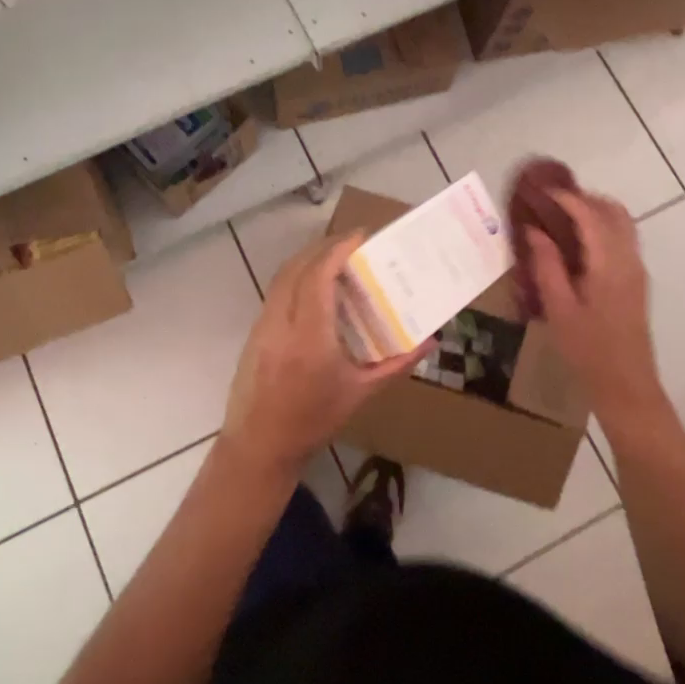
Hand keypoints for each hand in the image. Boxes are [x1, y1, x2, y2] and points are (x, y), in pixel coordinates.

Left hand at [219, 233, 428, 480]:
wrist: (260, 446)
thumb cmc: (314, 422)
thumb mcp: (360, 393)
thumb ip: (396, 364)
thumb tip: (430, 341)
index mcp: (310, 336)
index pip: (319, 276)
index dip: (338, 250)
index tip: (361, 237)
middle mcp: (281, 323)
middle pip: (297, 267)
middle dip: (324, 248)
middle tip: (353, 245)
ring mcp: (262, 326)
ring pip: (282, 277)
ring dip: (307, 261)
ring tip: (336, 261)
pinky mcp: (254, 333)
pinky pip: (275, 292)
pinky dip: (295, 279)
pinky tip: (314, 290)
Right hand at [525, 190, 664, 418]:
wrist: (627, 386)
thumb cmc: (588, 350)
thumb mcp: (559, 308)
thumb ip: (547, 265)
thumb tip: (535, 231)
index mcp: (609, 264)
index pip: (591, 215)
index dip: (567, 198)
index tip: (541, 191)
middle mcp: (629, 260)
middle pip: (614, 211)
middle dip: (584, 199)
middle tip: (551, 202)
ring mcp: (637, 271)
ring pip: (622, 224)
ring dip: (595, 212)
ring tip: (560, 219)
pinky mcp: (636, 282)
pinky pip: (623, 240)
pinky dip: (602, 229)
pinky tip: (576, 244)